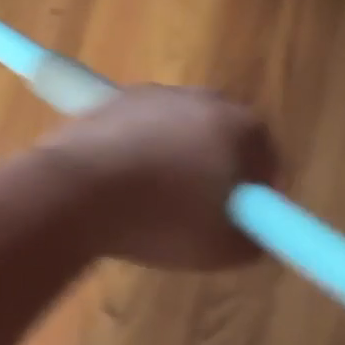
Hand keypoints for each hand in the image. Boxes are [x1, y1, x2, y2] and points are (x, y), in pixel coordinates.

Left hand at [37, 86, 278, 269]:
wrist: (76, 193)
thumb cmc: (161, 220)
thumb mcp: (222, 250)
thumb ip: (254, 240)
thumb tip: (254, 233)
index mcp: (241, 126)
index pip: (269, 159)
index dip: (261, 193)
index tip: (244, 220)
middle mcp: (206, 98)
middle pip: (228, 136)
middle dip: (221, 169)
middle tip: (205, 210)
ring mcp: (159, 94)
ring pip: (184, 130)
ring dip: (180, 158)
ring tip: (158, 200)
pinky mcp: (116, 99)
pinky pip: (145, 129)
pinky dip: (144, 150)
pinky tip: (127, 184)